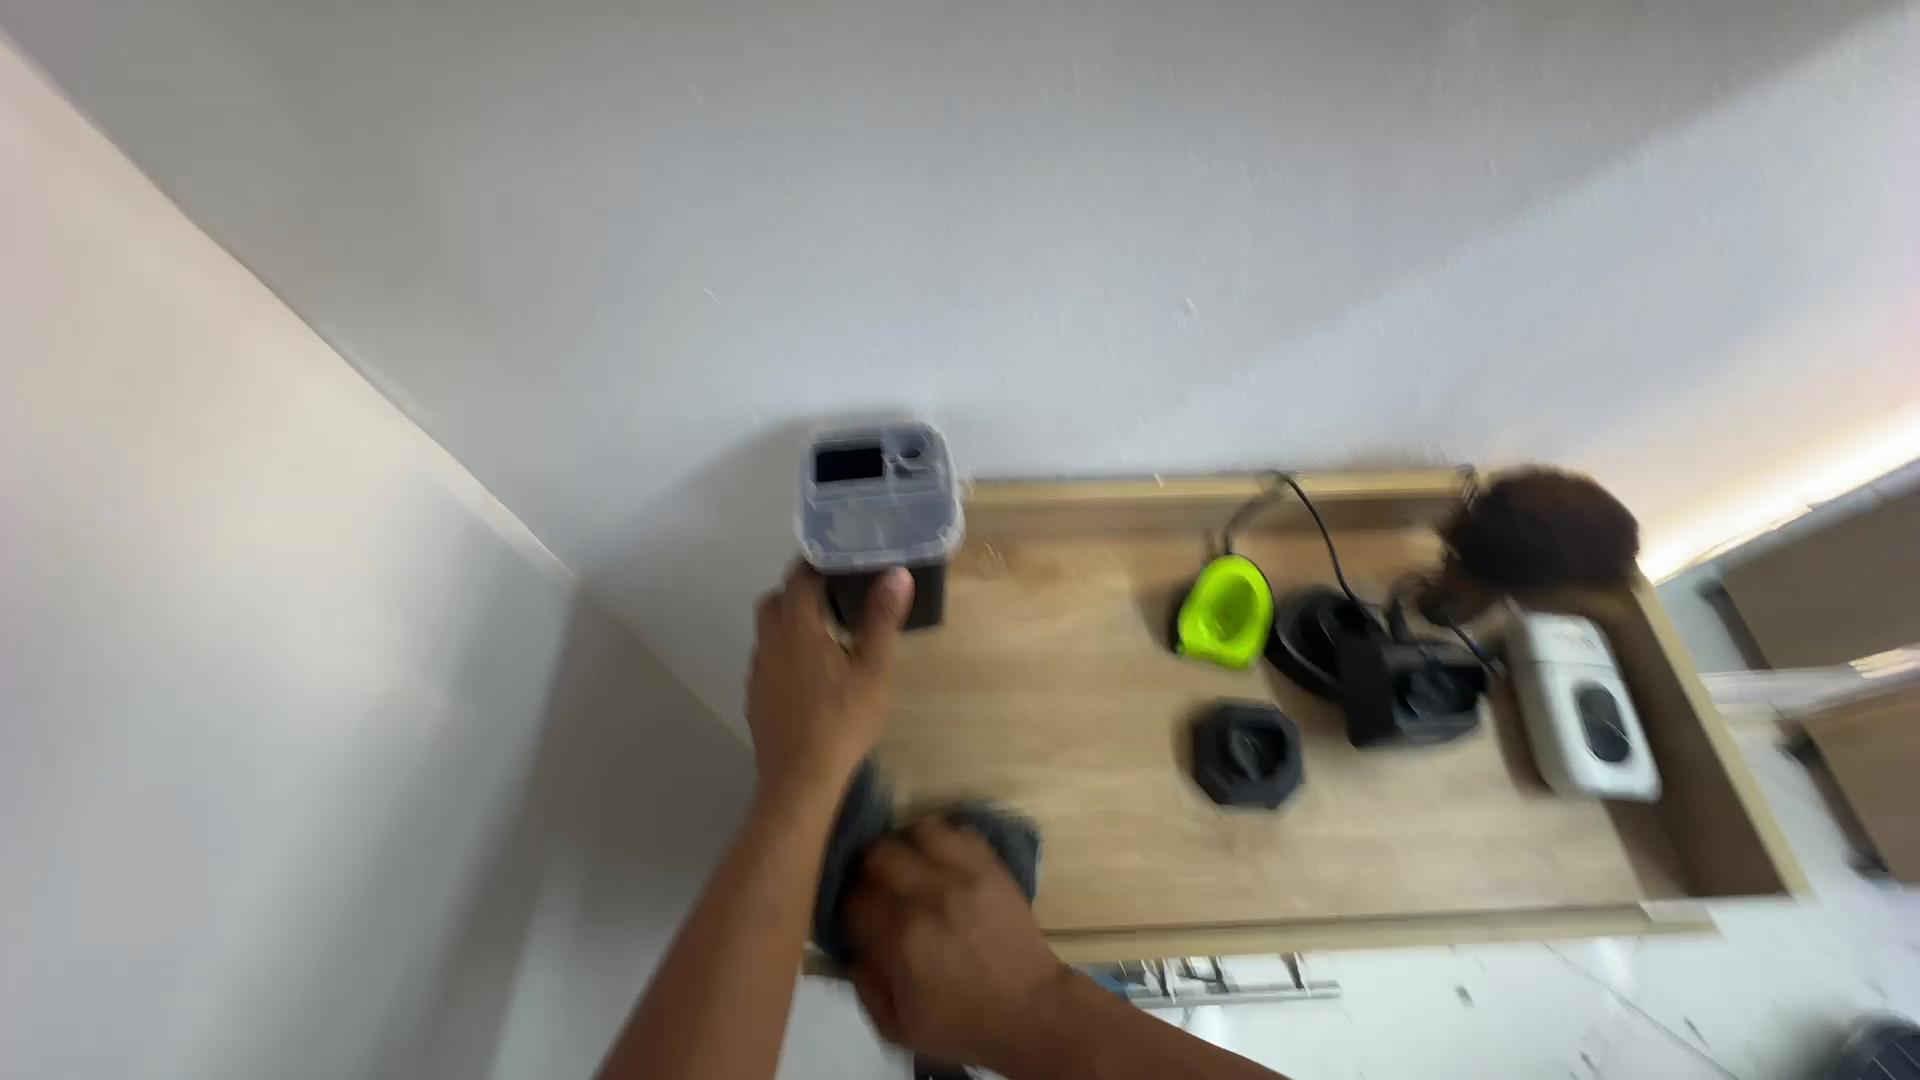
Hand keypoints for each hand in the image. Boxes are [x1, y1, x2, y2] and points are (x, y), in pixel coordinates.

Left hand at [745, 563, 912, 792]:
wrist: (800, 780)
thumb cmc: (843, 720)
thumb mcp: (873, 669)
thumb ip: (881, 619)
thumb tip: (895, 573)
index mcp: (797, 629)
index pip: (797, 579)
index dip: (814, 564)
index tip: (838, 560)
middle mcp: (770, 644)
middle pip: (774, 602)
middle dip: (798, 591)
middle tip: (831, 596)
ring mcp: (758, 674)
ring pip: (767, 633)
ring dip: (788, 624)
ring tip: (823, 634)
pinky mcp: (755, 699)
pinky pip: (766, 662)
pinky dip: (784, 655)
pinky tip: (808, 676)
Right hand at [842, 822, 1078, 1074]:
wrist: (1031, 1010)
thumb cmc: (963, 1023)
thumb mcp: (899, 1027)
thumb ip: (865, 985)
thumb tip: (853, 945)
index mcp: (902, 939)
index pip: (853, 898)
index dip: (847, 905)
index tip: (855, 915)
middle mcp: (929, 897)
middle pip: (877, 853)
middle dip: (867, 869)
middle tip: (875, 886)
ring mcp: (964, 875)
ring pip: (917, 831)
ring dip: (905, 846)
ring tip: (907, 865)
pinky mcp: (991, 866)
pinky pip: (957, 832)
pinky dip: (942, 840)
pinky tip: (940, 860)